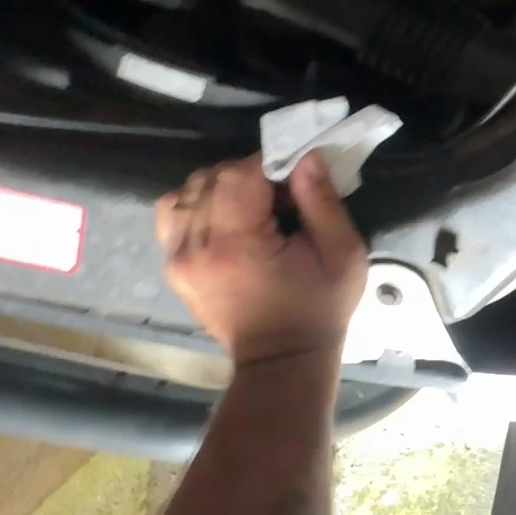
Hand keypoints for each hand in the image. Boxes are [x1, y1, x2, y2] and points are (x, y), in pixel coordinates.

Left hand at [155, 152, 368, 367]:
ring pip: (185, 193)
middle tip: (285, 192)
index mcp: (237, 243)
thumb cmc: (320, 304)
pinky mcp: (173, 266)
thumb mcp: (343, 250)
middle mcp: (194, 247)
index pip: (238, 175)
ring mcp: (176, 258)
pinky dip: (201, 204)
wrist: (282, 356)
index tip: (299, 174)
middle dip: (249, 172)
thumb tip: (307, 158)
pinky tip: (233, 217)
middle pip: (209, 179)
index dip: (271, 162)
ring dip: (222, 186)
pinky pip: (173, 215)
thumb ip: (322, 201)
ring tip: (257, 204)